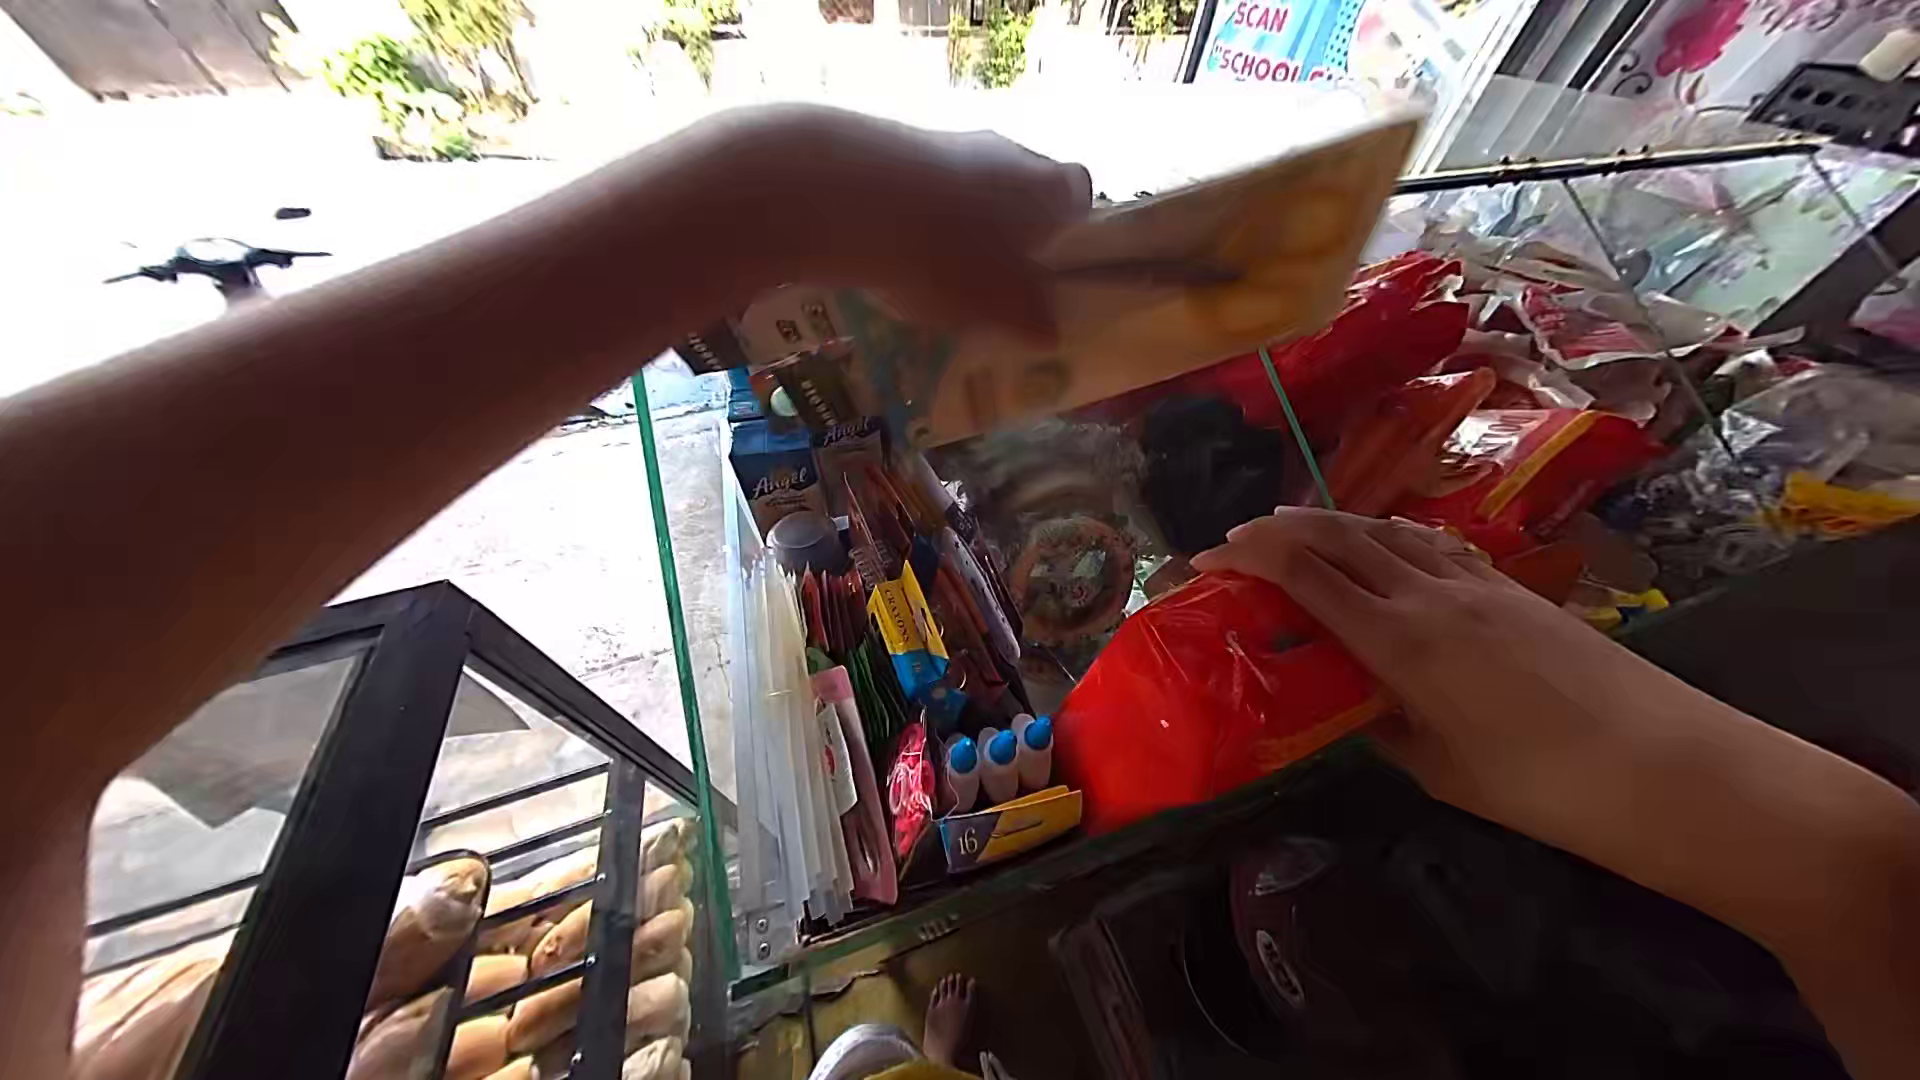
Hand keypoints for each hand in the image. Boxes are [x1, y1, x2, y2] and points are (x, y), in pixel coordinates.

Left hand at [676, 105, 1092, 339]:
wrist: (851, 200)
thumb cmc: (948, 257)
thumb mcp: (997, 304)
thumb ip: (1029, 319)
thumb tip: (1049, 334)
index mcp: (1046, 184)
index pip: (1081, 197)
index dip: (1073, 238)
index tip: (1054, 276)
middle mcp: (1005, 151)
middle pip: (1024, 199)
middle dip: (1015, 246)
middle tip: (1000, 293)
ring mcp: (950, 144)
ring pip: (974, 199)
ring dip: (967, 240)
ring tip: (946, 291)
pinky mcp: (901, 150)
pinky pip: (930, 198)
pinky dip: (925, 231)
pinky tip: (903, 269)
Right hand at [1190, 508, 1661, 830]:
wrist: (1681, 774)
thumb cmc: (1540, 786)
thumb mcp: (1429, 765)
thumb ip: (1369, 719)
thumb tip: (1335, 698)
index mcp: (1398, 640)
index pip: (1303, 573)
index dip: (1247, 556)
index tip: (1209, 559)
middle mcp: (1427, 595)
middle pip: (1333, 535)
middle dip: (1271, 529)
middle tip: (1231, 537)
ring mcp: (1472, 582)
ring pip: (1378, 528)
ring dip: (1321, 520)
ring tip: (1284, 523)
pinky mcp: (1507, 585)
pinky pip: (1428, 540)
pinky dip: (1382, 528)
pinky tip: (1374, 530)